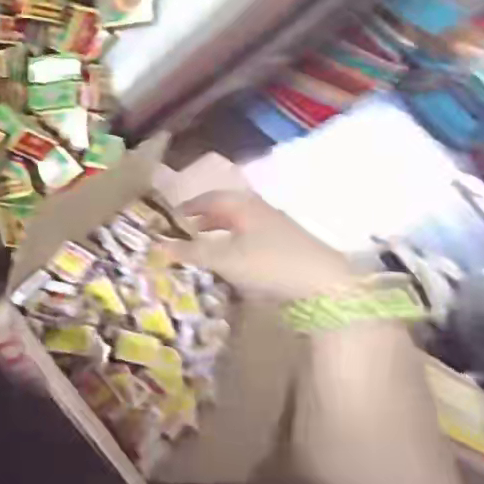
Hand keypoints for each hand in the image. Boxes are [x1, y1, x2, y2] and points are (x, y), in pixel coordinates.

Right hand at [169, 190, 356, 301]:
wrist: (325, 285)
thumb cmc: (268, 263)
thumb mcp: (223, 259)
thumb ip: (190, 251)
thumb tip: (157, 245)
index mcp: (244, 206)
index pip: (210, 198)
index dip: (189, 206)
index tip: (171, 216)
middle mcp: (261, 211)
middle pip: (227, 208)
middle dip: (204, 218)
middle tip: (184, 229)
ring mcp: (278, 228)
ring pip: (241, 223)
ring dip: (220, 231)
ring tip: (203, 244)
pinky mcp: (288, 246)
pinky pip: (252, 237)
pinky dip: (234, 242)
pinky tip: (230, 258)